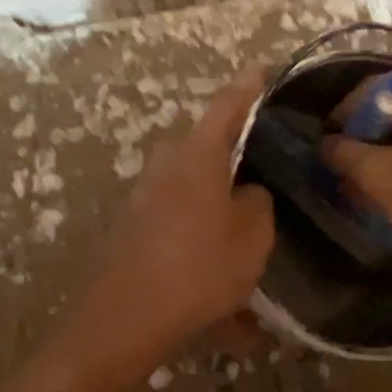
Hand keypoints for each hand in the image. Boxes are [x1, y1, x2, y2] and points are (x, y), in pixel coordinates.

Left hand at [80, 69, 275, 351]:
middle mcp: (167, 164)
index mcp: (198, 153)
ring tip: (251, 257)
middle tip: (271, 174)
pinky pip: (181, 234)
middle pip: (210, 149)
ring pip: (197, 197)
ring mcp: (145, 198)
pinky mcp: (133, 232)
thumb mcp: (252, 235)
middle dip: (239, 160)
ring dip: (222, 219)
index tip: (265, 68)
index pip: (229, 103)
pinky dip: (204, 258)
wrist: (120, 323)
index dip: (250, 85)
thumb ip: (258, 202)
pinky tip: (229, 317)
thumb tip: (248, 192)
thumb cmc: (196, 267)